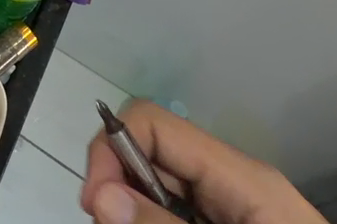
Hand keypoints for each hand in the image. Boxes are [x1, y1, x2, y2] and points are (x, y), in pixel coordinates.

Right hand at [82, 100, 326, 223]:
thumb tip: (101, 196)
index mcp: (242, 178)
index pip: (153, 124)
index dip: (112, 150)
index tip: (94, 206)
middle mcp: (231, 185)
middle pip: (148, 159)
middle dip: (119, 196)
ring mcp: (229, 214)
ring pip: (154, 196)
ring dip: (135, 220)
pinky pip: (174, 219)